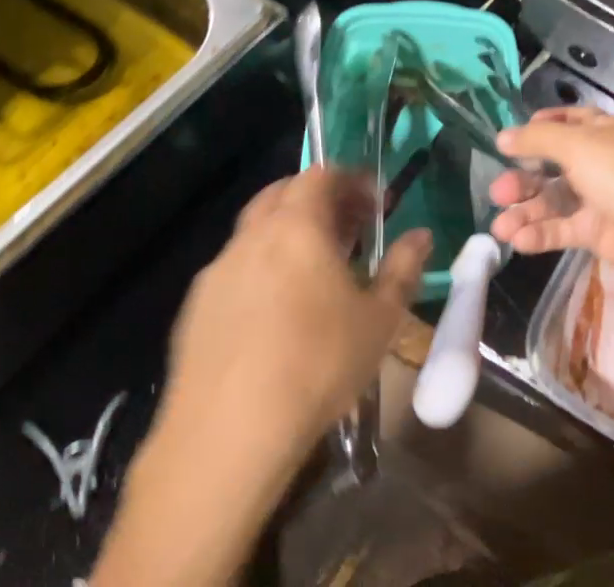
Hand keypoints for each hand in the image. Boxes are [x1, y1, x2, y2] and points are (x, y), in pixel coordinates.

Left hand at [159, 166, 430, 452]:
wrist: (227, 436)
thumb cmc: (318, 365)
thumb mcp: (380, 319)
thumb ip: (403, 269)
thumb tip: (420, 236)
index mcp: (296, 229)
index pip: (320, 176)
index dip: (352, 181)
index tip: (378, 204)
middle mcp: (250, 240)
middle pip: (282, 195)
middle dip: (319, 201)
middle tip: (352, 229)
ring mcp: (215, 276)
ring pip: (255, 234)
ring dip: (290, 237)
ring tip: (320, 273)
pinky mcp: (193, 312)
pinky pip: (235, 272)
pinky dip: (264, 271)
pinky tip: (281, 315)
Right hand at [487, 106, 613, 273]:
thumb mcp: (578, 145)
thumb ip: (538, 139)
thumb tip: (503, 137)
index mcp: (601, 133)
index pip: (568, 122)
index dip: (541, 128)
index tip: (511, 140)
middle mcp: (597, 162)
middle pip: (551, 167)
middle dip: (522, 179)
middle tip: (497, 191)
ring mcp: (596, 198)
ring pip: (552, 202)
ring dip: (524, 212)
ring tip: (500, 226)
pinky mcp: (594, 231)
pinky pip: (560, 230)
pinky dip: (538, 234)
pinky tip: (517, 240)